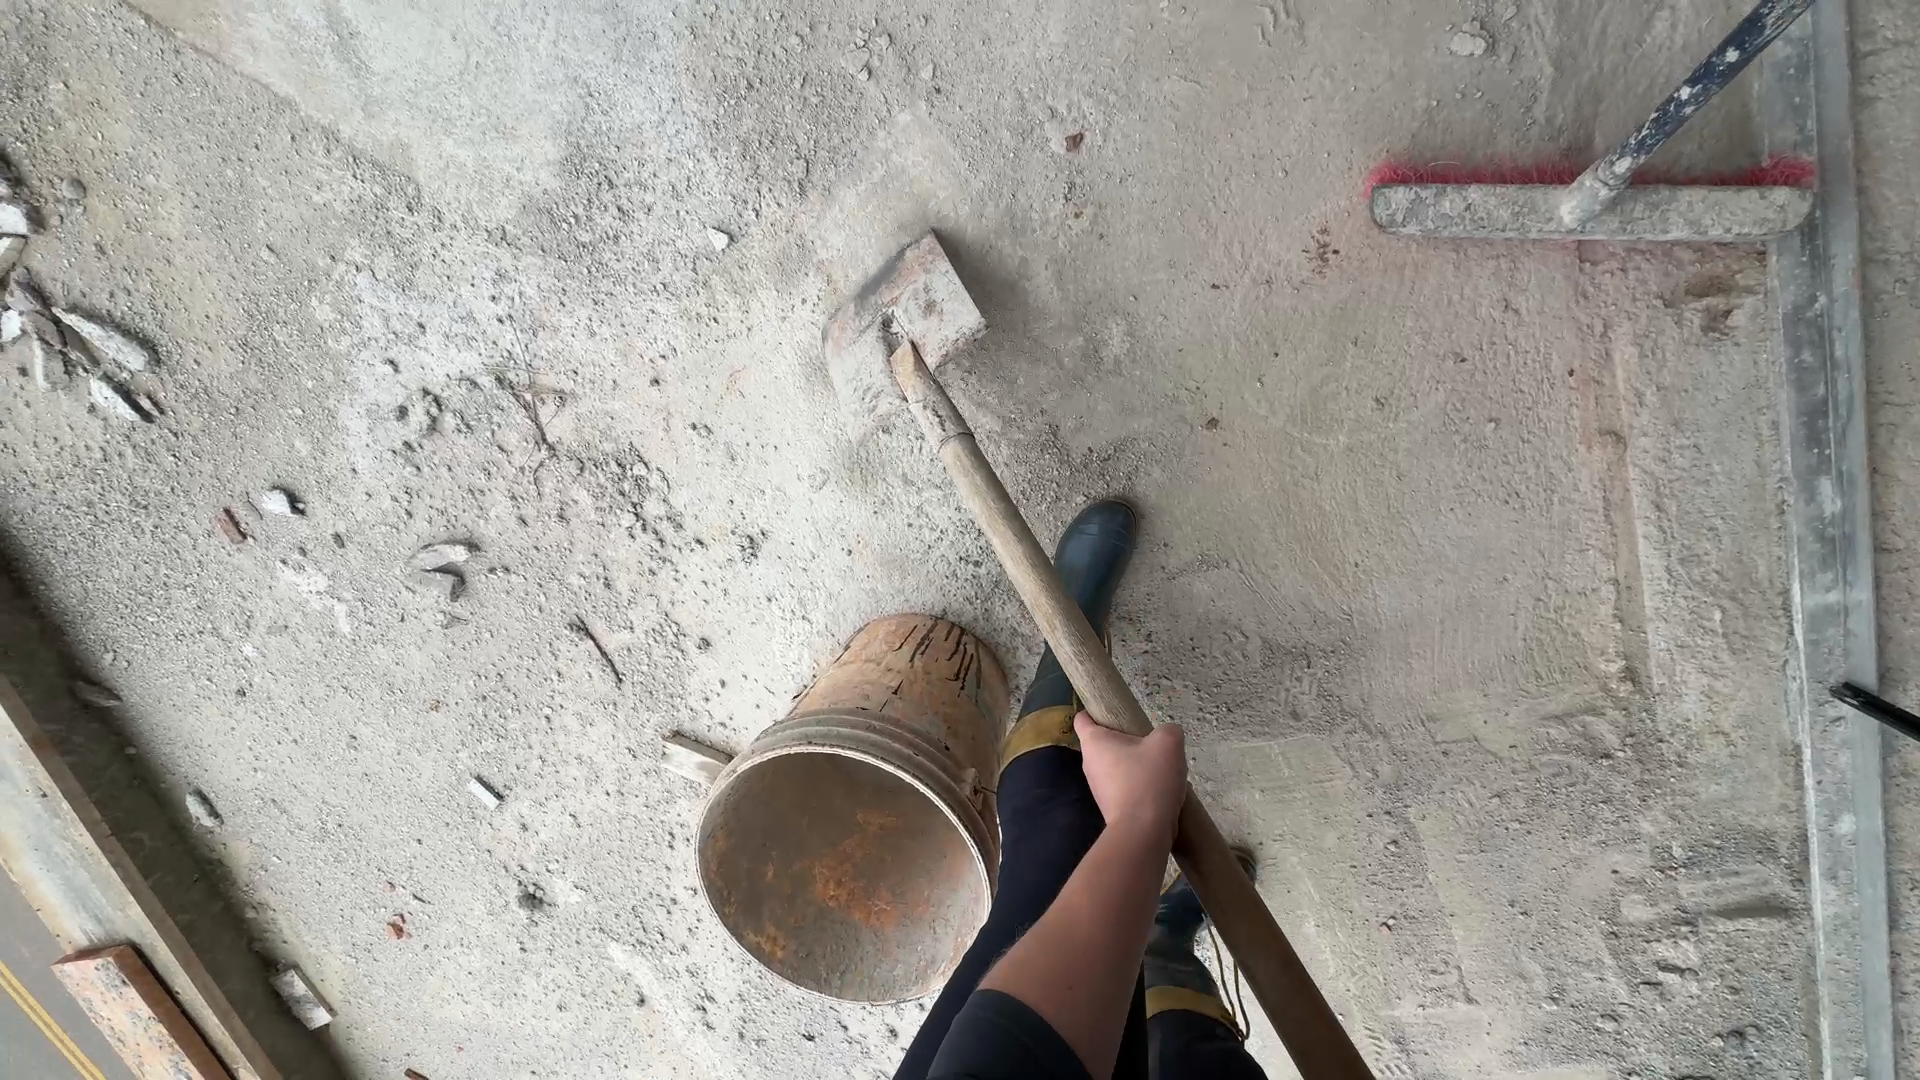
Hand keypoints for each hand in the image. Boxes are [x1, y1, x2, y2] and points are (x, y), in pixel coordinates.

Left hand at [1074, 712, 1186, 847]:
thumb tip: (1167, 735)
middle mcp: (1089, 763)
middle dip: (1126, 740)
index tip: (1119, 712)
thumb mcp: (1168, 743)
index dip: (1098, 710)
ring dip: (1135, 764)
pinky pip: (1123, 786)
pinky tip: (1159, 790)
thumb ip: (1169, 730)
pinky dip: (1138, 785)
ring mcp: (1097, 787)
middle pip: (1104, 742)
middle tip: (1150, 742)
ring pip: (1116, 765)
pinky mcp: (1110, 806)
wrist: (1143, 832)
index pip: (1084, 717)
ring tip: (1160, 768)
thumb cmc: (1149, 780)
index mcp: (1093, 742)